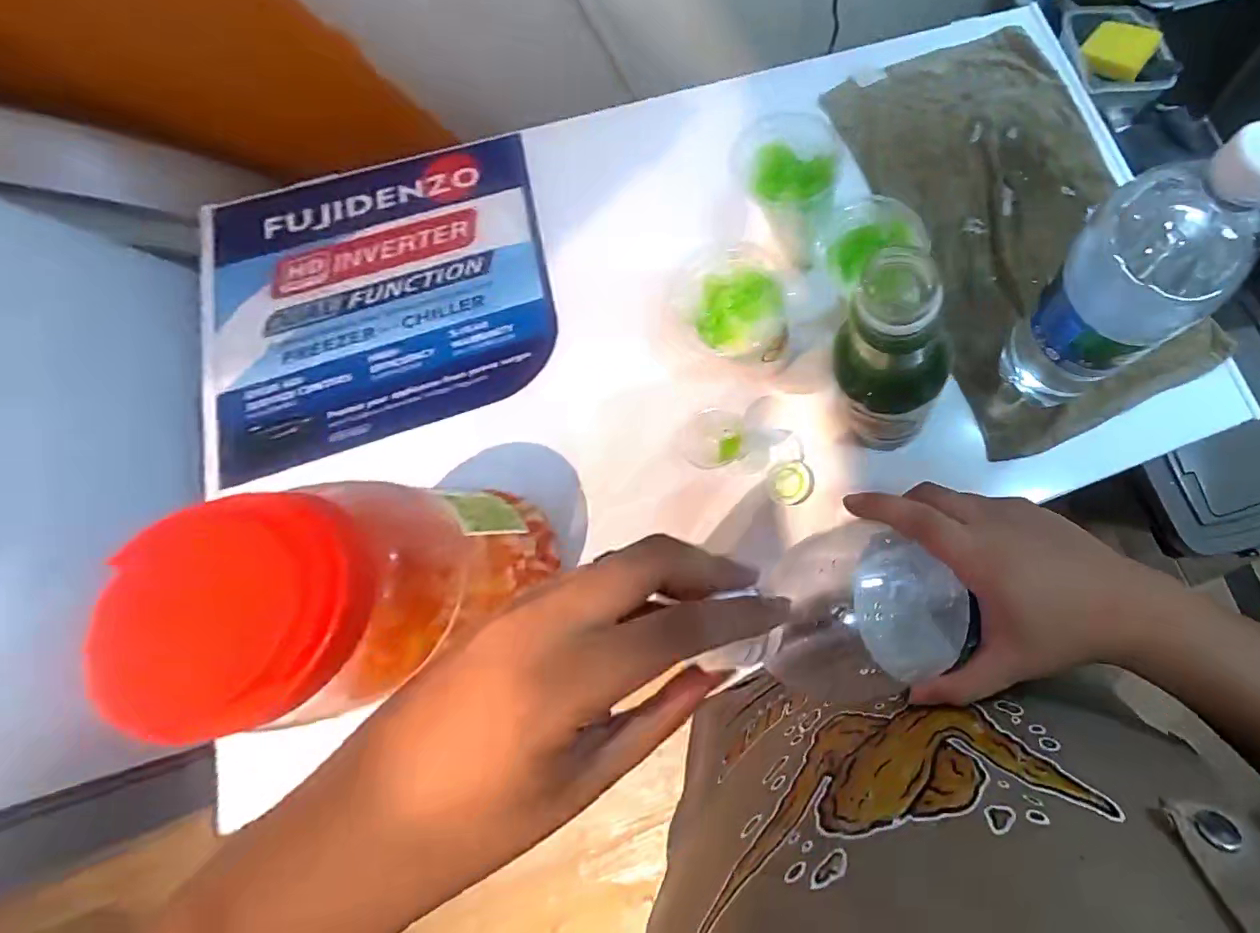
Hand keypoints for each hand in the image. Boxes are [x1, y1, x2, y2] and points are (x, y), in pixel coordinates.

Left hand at [158, 536, 783, 932]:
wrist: (344, 836)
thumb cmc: (471, 831)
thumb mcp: (582, 785)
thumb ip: (660, 716)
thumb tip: (718, 668)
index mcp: (565, 678)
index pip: (679, 624)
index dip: (740, 613)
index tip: (781, 608)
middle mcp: (544, 621)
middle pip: (650, 558)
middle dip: (709, 565)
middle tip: (747, 587)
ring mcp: (518, 606)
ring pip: (619, 556)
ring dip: (673, 567)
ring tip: (709, 596)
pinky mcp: (502, 608)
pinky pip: (589, 574)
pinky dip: (634, 579)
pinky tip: (649, 610)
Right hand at [844, 483, 1190, 705]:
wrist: (1126, 602)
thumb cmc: (1064, 632)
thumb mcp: (1008, 664)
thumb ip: (958, 684)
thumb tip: (913, 697)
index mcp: (977, 552)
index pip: (917, 518)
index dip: (880, 506)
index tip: (851, 503)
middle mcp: (991, 519)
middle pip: (933, 495)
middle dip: (902, 501)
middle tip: (884, 528)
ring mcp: (1016, 509)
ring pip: (960, 496)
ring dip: (934, 507)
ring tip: (927, 540)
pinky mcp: (1036, 510)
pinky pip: (985, 502)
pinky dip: (963, 511)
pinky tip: (975, 545)